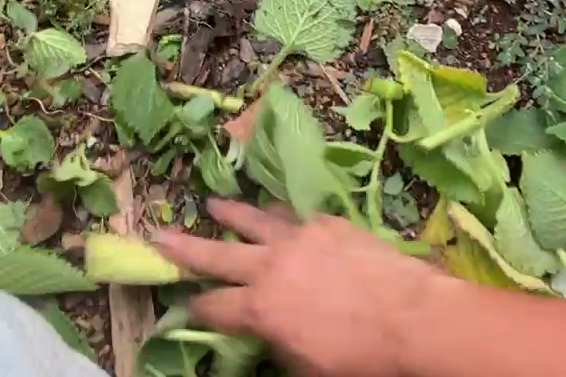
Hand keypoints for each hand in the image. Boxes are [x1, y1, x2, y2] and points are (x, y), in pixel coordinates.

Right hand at [152, 198, 451, 376]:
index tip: (183, 301)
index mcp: (261, 309)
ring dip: (231, 214)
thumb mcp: (305, 368)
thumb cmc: (356, 357)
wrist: (407, 315)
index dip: (195, 306)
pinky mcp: (325, 222)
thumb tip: (266, 332)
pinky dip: (278, 214)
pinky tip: (275, 212)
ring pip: (254, 221)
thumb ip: (276, 344)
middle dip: (184, 247)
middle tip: (158, 233)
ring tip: (212, 204)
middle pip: (217, 255)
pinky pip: (292, 215)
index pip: (214, 307)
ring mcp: (298, 237)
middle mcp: (271, 266)